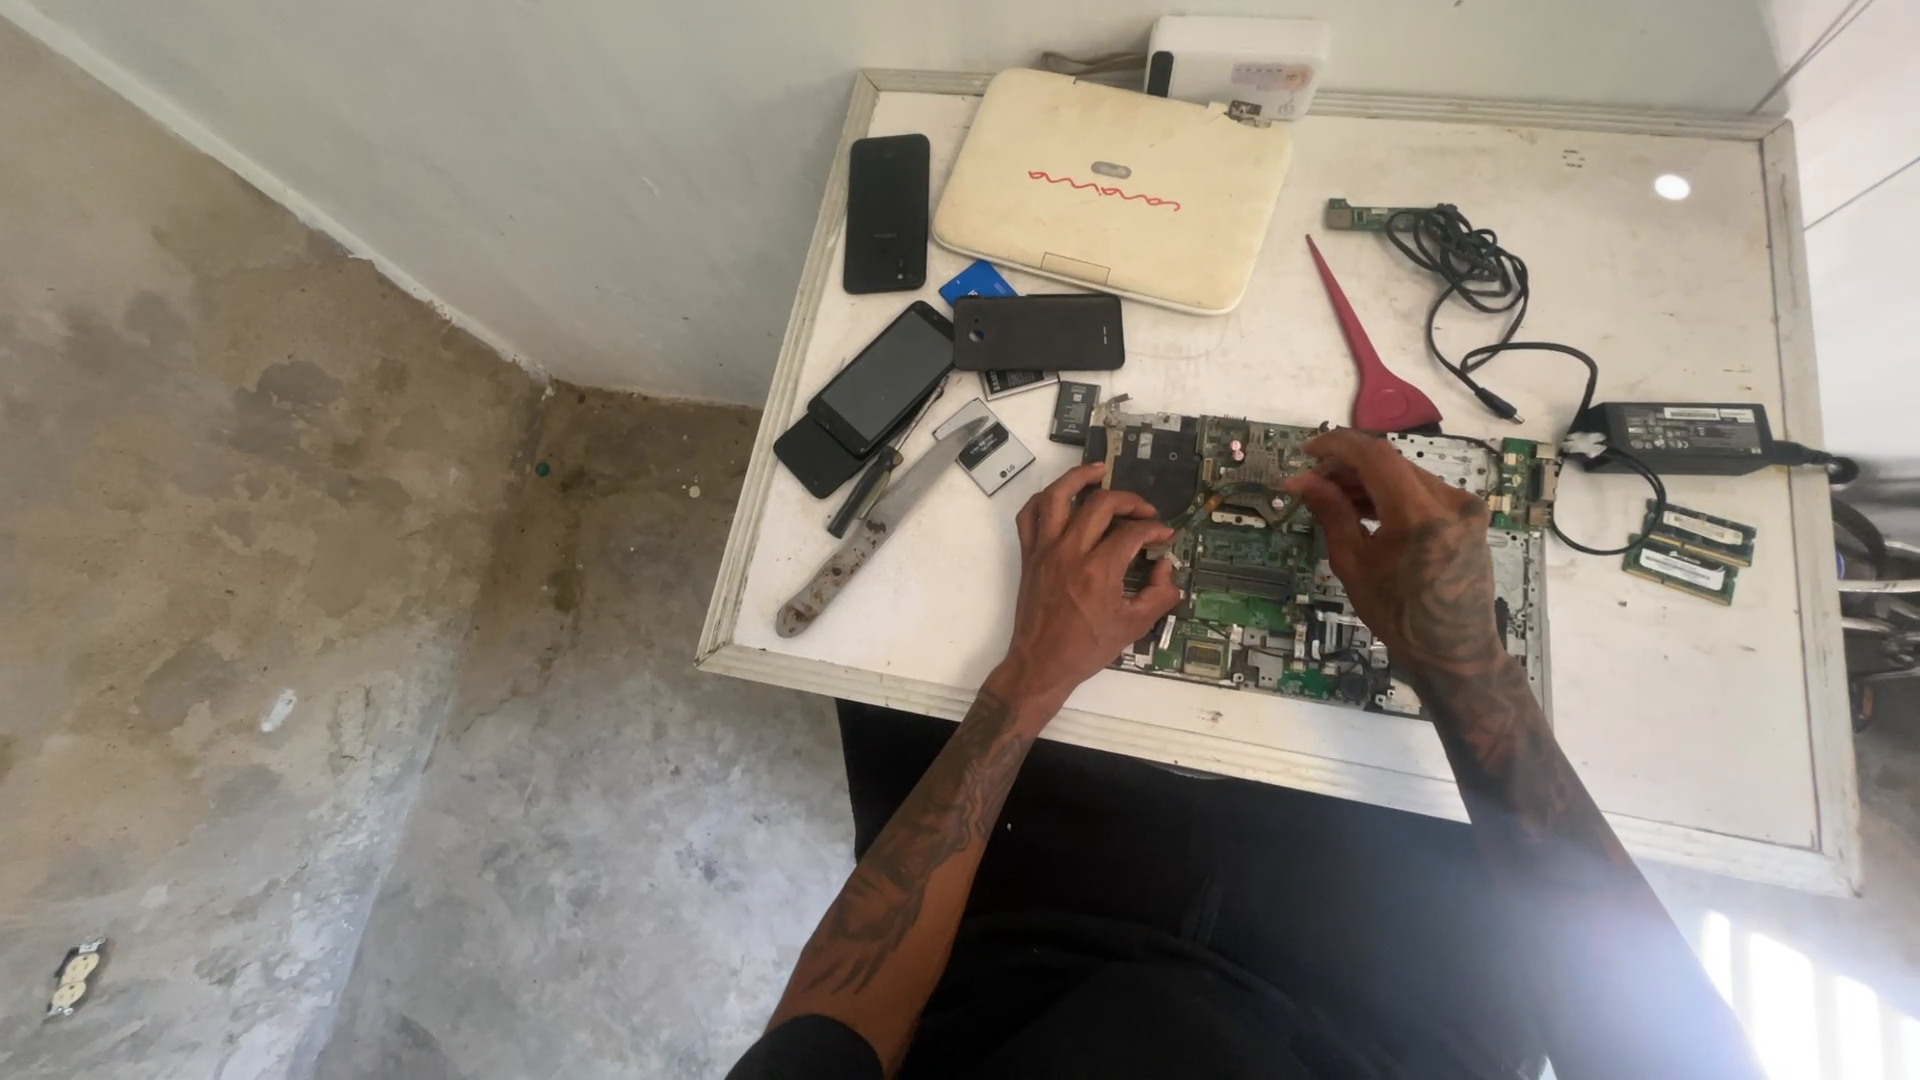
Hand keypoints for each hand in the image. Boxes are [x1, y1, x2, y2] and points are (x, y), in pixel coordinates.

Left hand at [987, 463, 1181, 723]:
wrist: (1041, 663)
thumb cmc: (1086, 648)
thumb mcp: (1133, 627)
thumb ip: (1159, 595)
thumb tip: (1167, 568)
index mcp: (1098, 571)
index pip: (1132, 533)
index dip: (1154, 530)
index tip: (1164, 537)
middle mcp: (1069, 552)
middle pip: (1100, 504)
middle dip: (1128, 500)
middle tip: (1144, 511)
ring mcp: (1044, 550)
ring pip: (1057, 497)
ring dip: (1079, 478)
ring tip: (1099, 471)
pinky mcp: (1028, 555)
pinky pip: (1029, 515)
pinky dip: (1044, 499)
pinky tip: (1061, 495)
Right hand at [1282, 429, 1503, 685]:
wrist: (1453, 649)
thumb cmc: (1396, 613)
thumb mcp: (1353, 562)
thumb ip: (1331, 512)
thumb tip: (1300, 481)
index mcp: (1419, 514)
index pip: (1375, 456)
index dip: (1337, 446)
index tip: (1306, 451)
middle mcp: (1449, 500)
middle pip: (1390, 463)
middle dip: (1346, 466)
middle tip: (1312, 483)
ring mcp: (1464, 507)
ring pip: (1404, 474)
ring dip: (1366, 479)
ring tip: (1332, 498)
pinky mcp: (1467, 516)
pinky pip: (1420, 491)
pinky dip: (1389, 493)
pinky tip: (1363, 508)